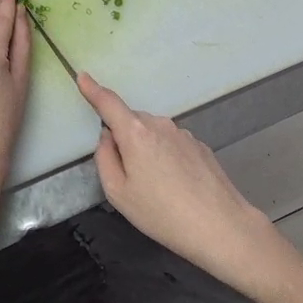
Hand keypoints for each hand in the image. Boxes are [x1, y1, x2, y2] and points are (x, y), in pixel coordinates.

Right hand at [77, 72, 295, 288]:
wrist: (220, 226)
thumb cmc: (161, 213)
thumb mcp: (118, 192)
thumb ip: (104, 158)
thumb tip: (108, 137)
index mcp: (135, 133)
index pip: (109, 103)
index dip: (93, 89)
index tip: (82, 76)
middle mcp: (160, 125)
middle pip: (132, 121)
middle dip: (124, 138)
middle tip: (128, 176)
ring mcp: (184, 134)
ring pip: (153, 133)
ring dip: (146, 149)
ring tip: (156, 186)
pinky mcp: (200, 146)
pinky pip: (172, 144)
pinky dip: (166, 157)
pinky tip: (176, 186)